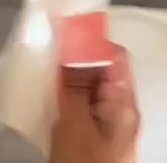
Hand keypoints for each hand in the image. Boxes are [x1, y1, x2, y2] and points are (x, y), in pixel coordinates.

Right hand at [49, 45, 138, 162]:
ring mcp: (107, 126)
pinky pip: (80, 104)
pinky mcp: (94, 137)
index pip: (115, 55)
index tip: (64, 28)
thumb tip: (72, 46)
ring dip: (66, 77)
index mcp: (123, 104)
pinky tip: (48, 99)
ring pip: (87, 87)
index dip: (91, 38)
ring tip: (43, 72)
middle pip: (100, 69)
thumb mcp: (75, 121)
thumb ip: (74, 83)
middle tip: (46, 51)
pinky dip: (64, 96)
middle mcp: (120, 112)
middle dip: (74, 57)